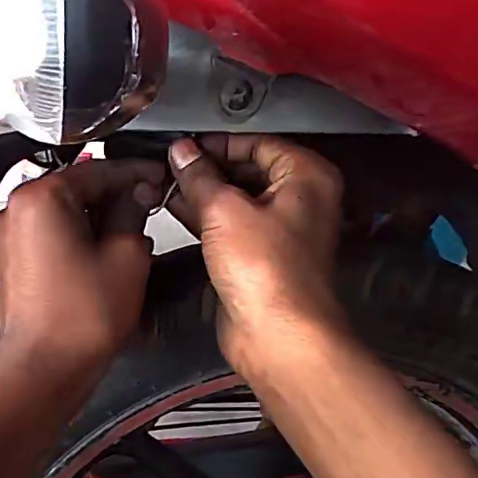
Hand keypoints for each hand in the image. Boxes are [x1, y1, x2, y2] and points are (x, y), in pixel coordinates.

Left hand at [0, 158, 166, 389]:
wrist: (46, 370)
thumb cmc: (78, 322)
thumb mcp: (127, 256)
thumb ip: (133, 212)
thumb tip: (137, 193)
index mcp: (40, 200)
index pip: (97, 170)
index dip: (135, 173)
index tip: (156, 177)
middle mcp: (14, 214)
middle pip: (75, 190)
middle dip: (114, 199)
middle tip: (148, 207)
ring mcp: (8, 241)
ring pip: (62, 215)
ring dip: (97, 221)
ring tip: (130, 240)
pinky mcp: (11, 265)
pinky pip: (49, 239)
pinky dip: (77, 241)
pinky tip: (105, 258)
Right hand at [165, 135, 345, 375]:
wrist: (276, 335)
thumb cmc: (273, 278)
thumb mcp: (225, 211)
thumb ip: (200, 177)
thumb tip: (184, 154)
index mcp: (308, 178)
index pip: (258, 142)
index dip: (219, 142)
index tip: (187, 145)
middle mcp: (300, 203)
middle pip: (248, 170)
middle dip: (208, 168)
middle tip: (174, 164)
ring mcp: (280, 233)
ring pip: (237, 200)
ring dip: (203, 193)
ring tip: (168, 183)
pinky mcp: (260, 259)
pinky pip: (231, 228)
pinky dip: (206, 219)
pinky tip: (178, 210)